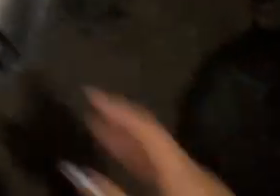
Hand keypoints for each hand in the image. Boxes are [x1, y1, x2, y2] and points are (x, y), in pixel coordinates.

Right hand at [66, 89, 231, 195]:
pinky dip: (148, 171)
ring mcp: (206, 192)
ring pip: (163, 162)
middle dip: (120, 129)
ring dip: (132, 151)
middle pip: (154, 143)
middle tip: (89, 116)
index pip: (145, 127)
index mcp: (183, 172)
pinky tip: (135, 179)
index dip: (116, 108)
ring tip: (104, 142)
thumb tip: (74, 169)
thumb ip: (110, 195)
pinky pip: (173, 178)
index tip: (88, 93)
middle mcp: (196, 175)